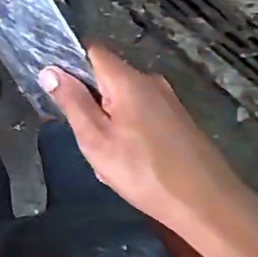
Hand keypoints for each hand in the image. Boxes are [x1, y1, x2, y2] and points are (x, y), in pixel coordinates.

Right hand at [39, 45, 250, 228]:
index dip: (69, 62)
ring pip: (123, 99)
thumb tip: (49, 71)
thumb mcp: (96, 139)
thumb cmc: (144, 171)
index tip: (57, 89)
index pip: (92, 50)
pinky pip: (141, 114)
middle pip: (107, 76)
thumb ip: (72, 102)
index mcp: (127, 81)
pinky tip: (130, 161)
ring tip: (106, 156)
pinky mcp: (178, 121)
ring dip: (108, 119)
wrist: (208, 205)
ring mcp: (168, 101)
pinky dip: (128, 130)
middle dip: (89, 99)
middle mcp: (150, 82)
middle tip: (83, 135)